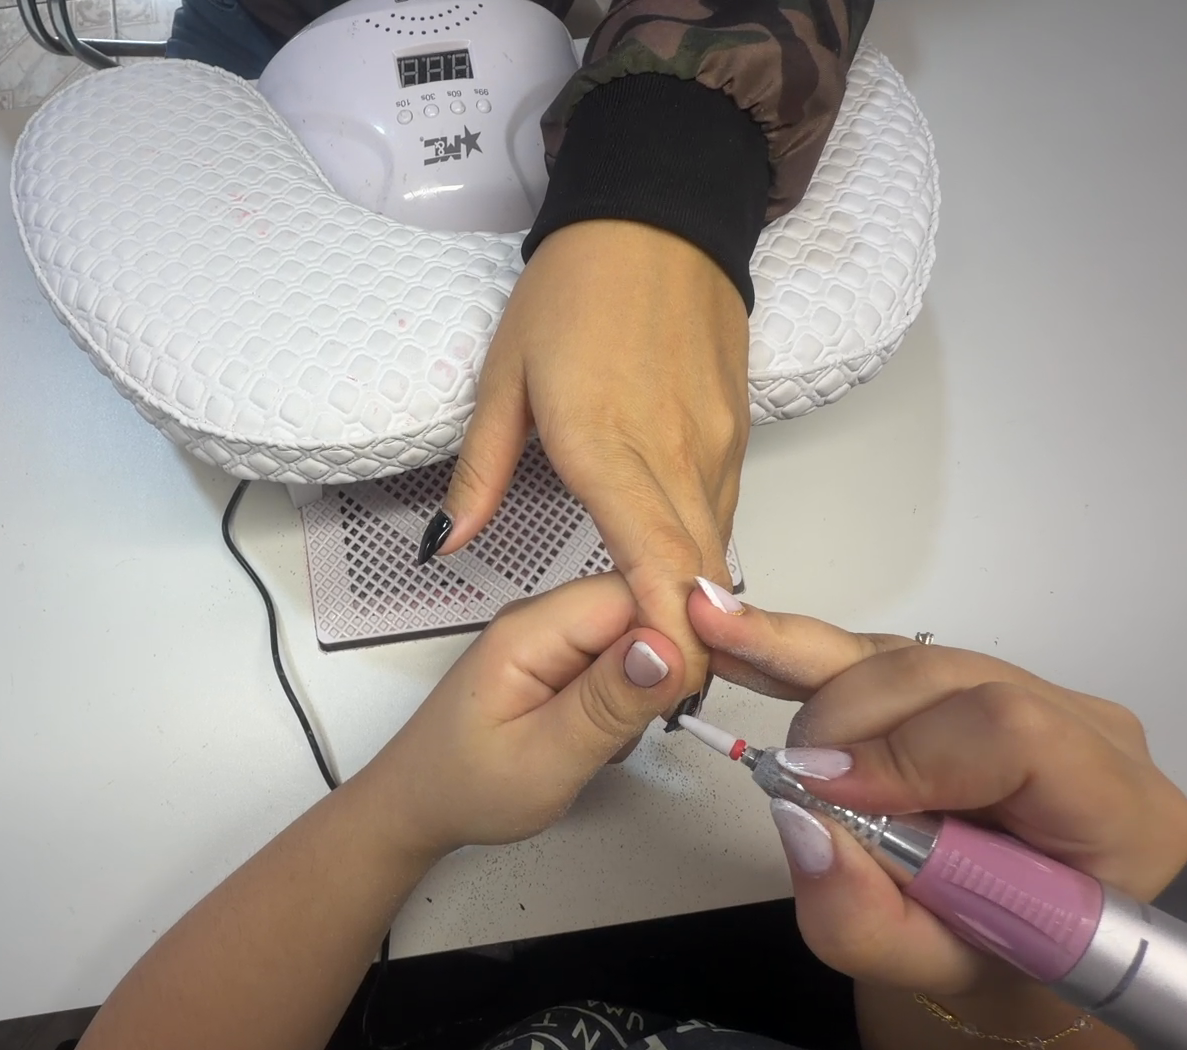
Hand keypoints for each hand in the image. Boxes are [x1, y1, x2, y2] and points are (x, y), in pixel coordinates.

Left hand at [349, 573, 682, 858]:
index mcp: (529, 629)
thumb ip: (608, 704)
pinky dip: (625, 700)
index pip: (630, 589)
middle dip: (664, 663)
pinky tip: (598, 735)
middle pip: (637, 605)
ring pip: (633, 636)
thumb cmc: (465, 786)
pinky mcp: (555, 661)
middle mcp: (540, 619)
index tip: (688, 689)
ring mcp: (548, 639)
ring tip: (606, 738)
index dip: (676, 630)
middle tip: (644, 723)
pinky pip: (615, 661)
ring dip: (643, 688)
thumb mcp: (545, 759)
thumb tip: (671, 648)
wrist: (420, 802)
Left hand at [426, 220, 751, 705]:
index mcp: (607, 446)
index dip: (664, 630)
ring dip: (697, 601)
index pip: (651, 559)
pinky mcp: (737, 430)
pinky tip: (682, 575)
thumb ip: (479, 474)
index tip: (661, 686)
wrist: (656, 218)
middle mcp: (676, 454)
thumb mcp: (501, 379)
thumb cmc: (568, 296)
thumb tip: (449, 542)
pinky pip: (725, 509)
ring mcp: (716, 442)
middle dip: (687, 638)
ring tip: (671, 649)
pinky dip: (706, 552)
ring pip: (717, 544)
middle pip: (696, 570)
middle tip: (663, 694)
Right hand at [686, 585, 1186, 997]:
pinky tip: (718, 621)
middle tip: (792, 780)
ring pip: (887, 652)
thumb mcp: (914, 964)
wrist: (977, 922)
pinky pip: (853, 644)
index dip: (906, 752)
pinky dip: (778, 642)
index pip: (1011, 732)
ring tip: (773, 743)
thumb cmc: (966, 947)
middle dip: (841, 724)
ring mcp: (1008, 684)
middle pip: (936, 675)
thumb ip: (858, 915)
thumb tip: (799, 816)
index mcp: (1115, 808)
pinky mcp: (938, 670)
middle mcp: (1077, 726)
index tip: (822, 790)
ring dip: (810, 692)